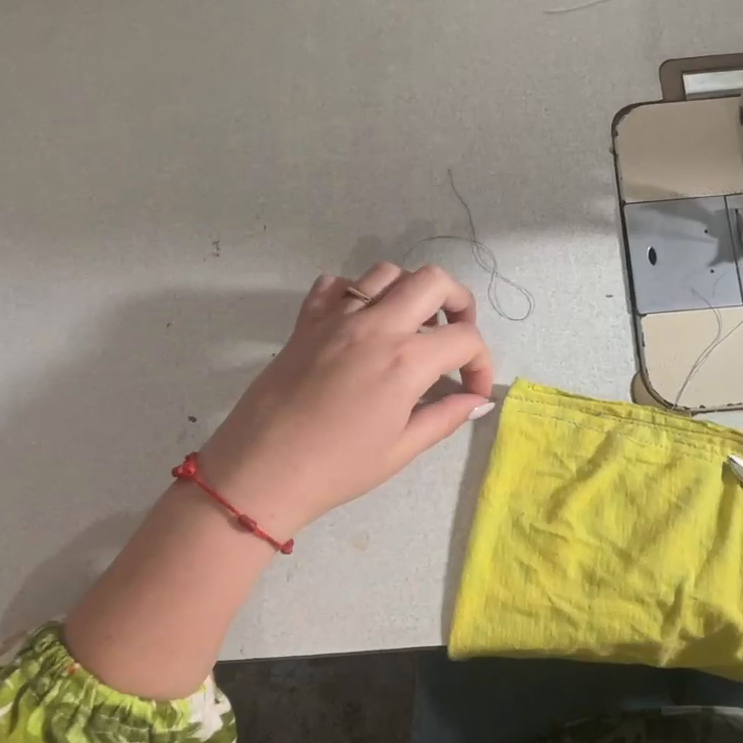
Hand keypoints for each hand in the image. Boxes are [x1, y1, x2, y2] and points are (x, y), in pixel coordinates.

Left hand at [195, 262, 494, 533]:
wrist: (261, 470)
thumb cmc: (337, 468)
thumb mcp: (402, 448)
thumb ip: (446, 416)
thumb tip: (476, 400)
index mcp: (406, 360)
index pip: (465, 340)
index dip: (482, 365)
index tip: (473, 391)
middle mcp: (376, 326)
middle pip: (434, 281)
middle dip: (459, 303)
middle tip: (455, 336)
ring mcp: (337, 318)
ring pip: (387, 272)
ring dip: (410, 292)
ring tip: (410, 326)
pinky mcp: (306, 321)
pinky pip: (337, 285)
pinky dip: (357, 294)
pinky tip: (360, 325)